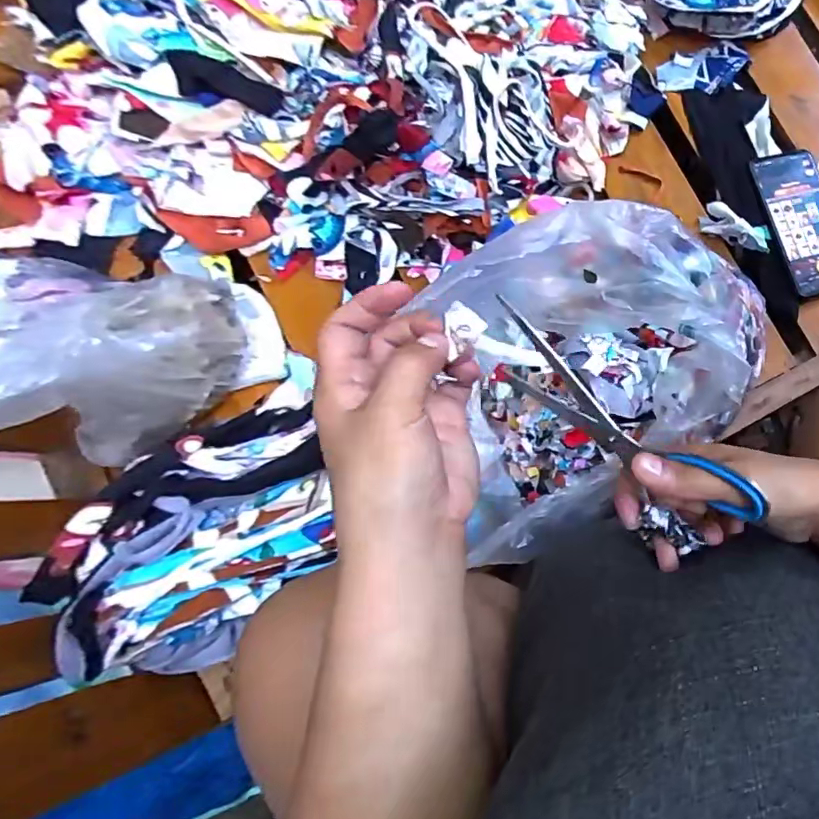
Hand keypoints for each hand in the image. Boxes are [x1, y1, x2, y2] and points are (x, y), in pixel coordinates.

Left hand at [315, 282, 481, 555]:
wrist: (416, 528)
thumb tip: (438, 336)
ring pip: (426, 360)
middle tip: (445, 330)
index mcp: (344, 387)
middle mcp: (375, 392)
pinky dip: (463, 371)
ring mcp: (412, 407)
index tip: (405, 290)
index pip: (346, 332)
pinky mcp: (444, 421)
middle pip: (389, 342)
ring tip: (464, 352)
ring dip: (445, 348)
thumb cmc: (387, 472)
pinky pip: (452, 383)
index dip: (369, 307)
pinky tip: (474, 373)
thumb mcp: (390, 412)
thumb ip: (411, 365)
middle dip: (415, 327)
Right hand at [613, 445, 818, 571]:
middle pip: (663, 494)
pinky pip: (705, 520)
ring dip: (686, 531)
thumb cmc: (781, 488)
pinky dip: (707, 532)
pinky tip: (726, 538)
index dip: (634, 491)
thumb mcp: (733, 484)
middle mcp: (705, 469)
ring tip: (710, 544)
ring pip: (683, 511)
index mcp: (700, 456)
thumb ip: (687, 478)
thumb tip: (636, 462)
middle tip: (668, 556)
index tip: (634, 522)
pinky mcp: (732, 507)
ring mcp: (719, 489)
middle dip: (661, 524)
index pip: (649, 466)